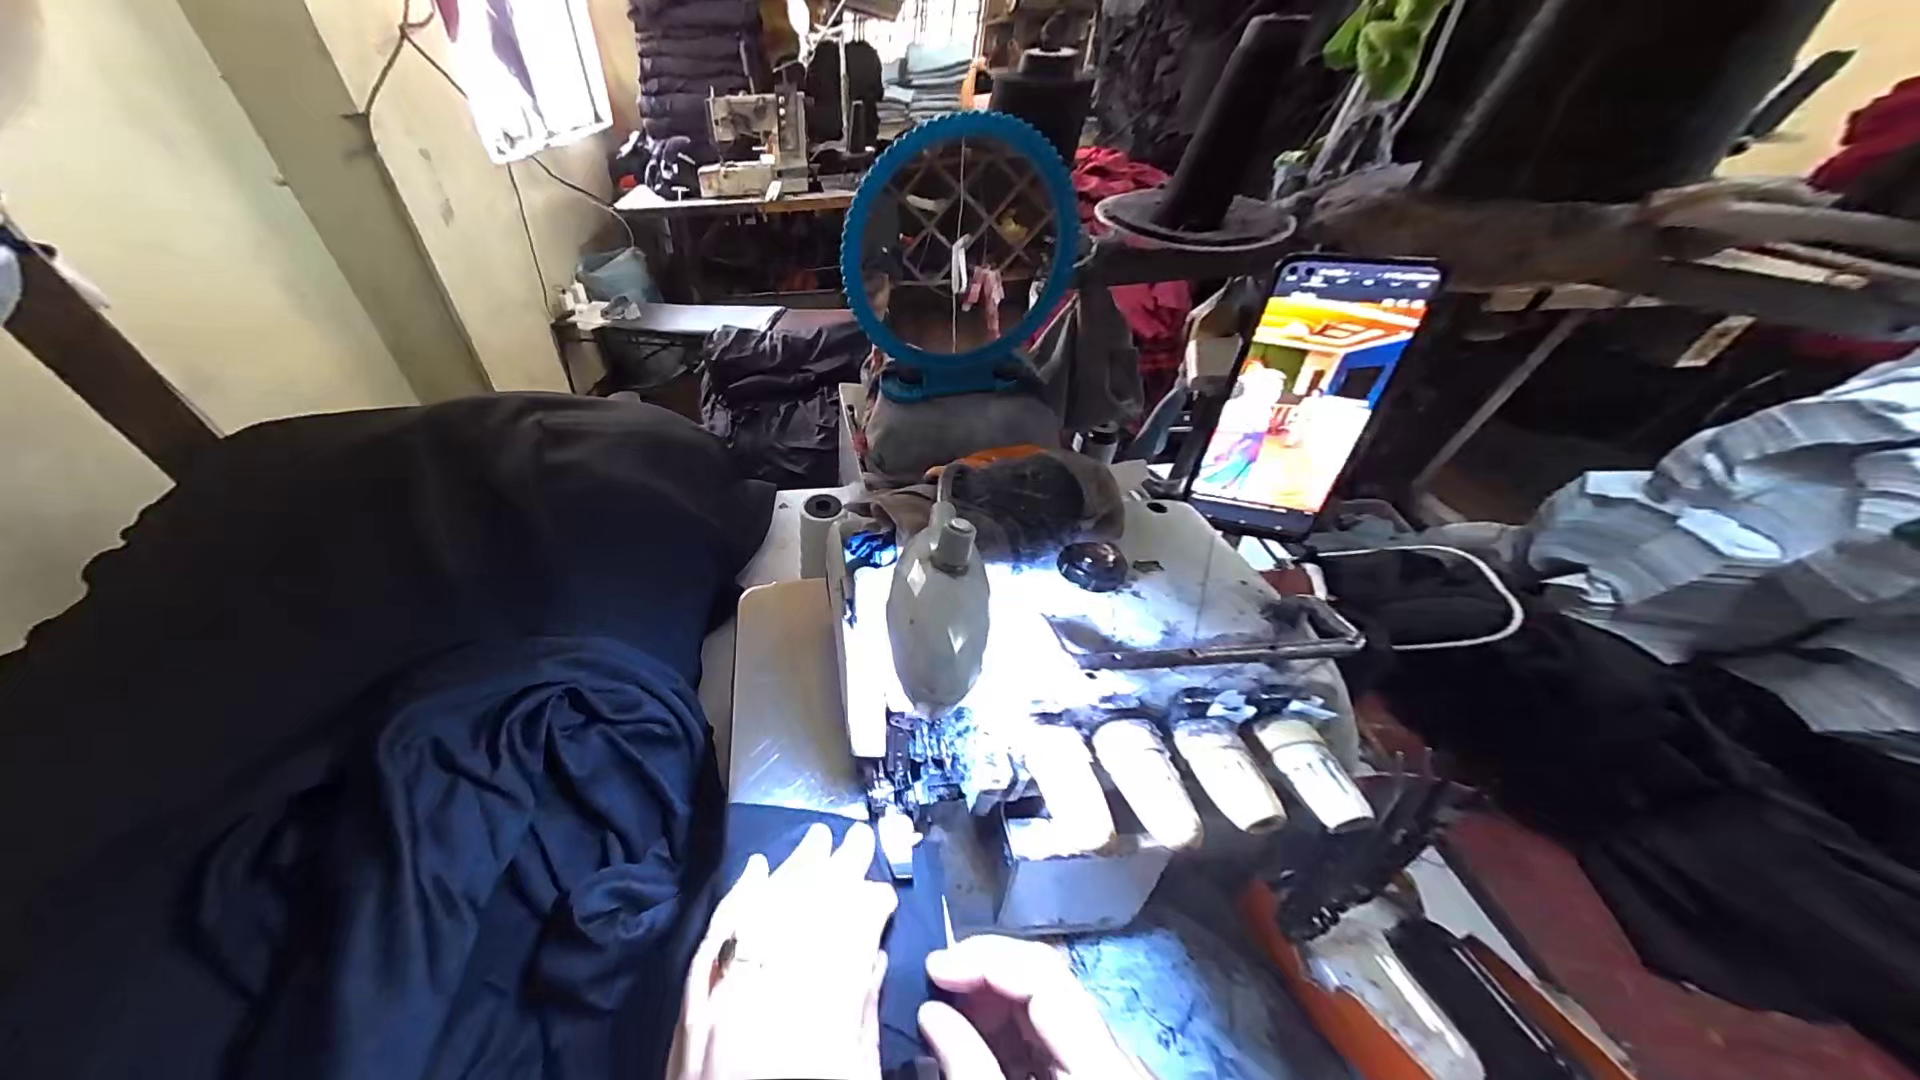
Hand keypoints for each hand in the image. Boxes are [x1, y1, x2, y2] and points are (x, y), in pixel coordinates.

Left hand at [672, 822, 897, 1079]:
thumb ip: (861, 1018)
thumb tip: (869, 959)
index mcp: (813, 1020)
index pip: (846, 937)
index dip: (869, 907)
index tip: (886, 893)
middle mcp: (762, 998)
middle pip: (805, 914)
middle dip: (838, 871)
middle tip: (862, 835)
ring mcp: (717, 1000)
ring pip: (761, 914)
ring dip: (792, 872)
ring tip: (817, 839)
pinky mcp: (688, 1012)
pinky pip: (715, 938)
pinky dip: (737, 899)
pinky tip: (755, 870)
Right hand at [917, 935, 1149, 1079]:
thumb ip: (970, 1072)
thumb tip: (932, 1013)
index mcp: (1101, 1068)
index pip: (1044, 976)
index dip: (986, 958)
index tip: (934, 966)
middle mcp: (1112, 1057)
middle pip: (1048, 981)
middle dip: (986, 972)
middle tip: (935, 981)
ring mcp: (1108, 1069)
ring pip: (1047, 1005)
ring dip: (993, 998)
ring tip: (946, 1002)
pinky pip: (1050, 1038)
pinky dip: (1009, 1030)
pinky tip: (975, 1036)